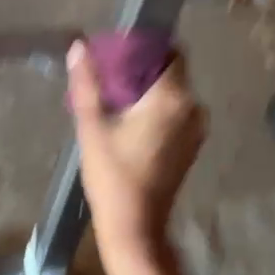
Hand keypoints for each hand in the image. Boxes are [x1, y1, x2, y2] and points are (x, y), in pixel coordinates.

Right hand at [67, 40, 207, 274]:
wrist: (136, 227)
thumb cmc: (112, 176)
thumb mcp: (92, 127)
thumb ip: (86, 83)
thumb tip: (79, 47)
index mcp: (172, 97)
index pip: (170, 52)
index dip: (145, 48)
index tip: (118, 54)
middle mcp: (192, 107)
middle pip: (171, 71)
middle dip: (142, 69)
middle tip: (109, 78)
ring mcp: (196, 128)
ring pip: (173, 93)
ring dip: (148, 90)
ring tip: (116, 101)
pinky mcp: (192, 145)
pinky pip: (176, 112)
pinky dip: (156, 109)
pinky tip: (130, 122)